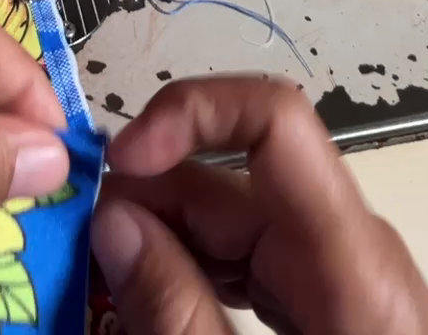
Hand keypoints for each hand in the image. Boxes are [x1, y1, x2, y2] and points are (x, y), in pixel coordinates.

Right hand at [90, 77, 427, 334]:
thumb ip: (176, 314)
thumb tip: (113, 218)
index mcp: (352, 259)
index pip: (274, 120)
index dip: (192, 113)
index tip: (119, 160)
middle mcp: (344, 243)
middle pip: (229, 177)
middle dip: (145, 197)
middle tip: (75, 249)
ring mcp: (331, 270)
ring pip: (222, 217)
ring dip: (154, 239)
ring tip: (97, 284)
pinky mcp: (314, 298)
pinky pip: (235, 258)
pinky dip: (182, 270)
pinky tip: (144, 305)